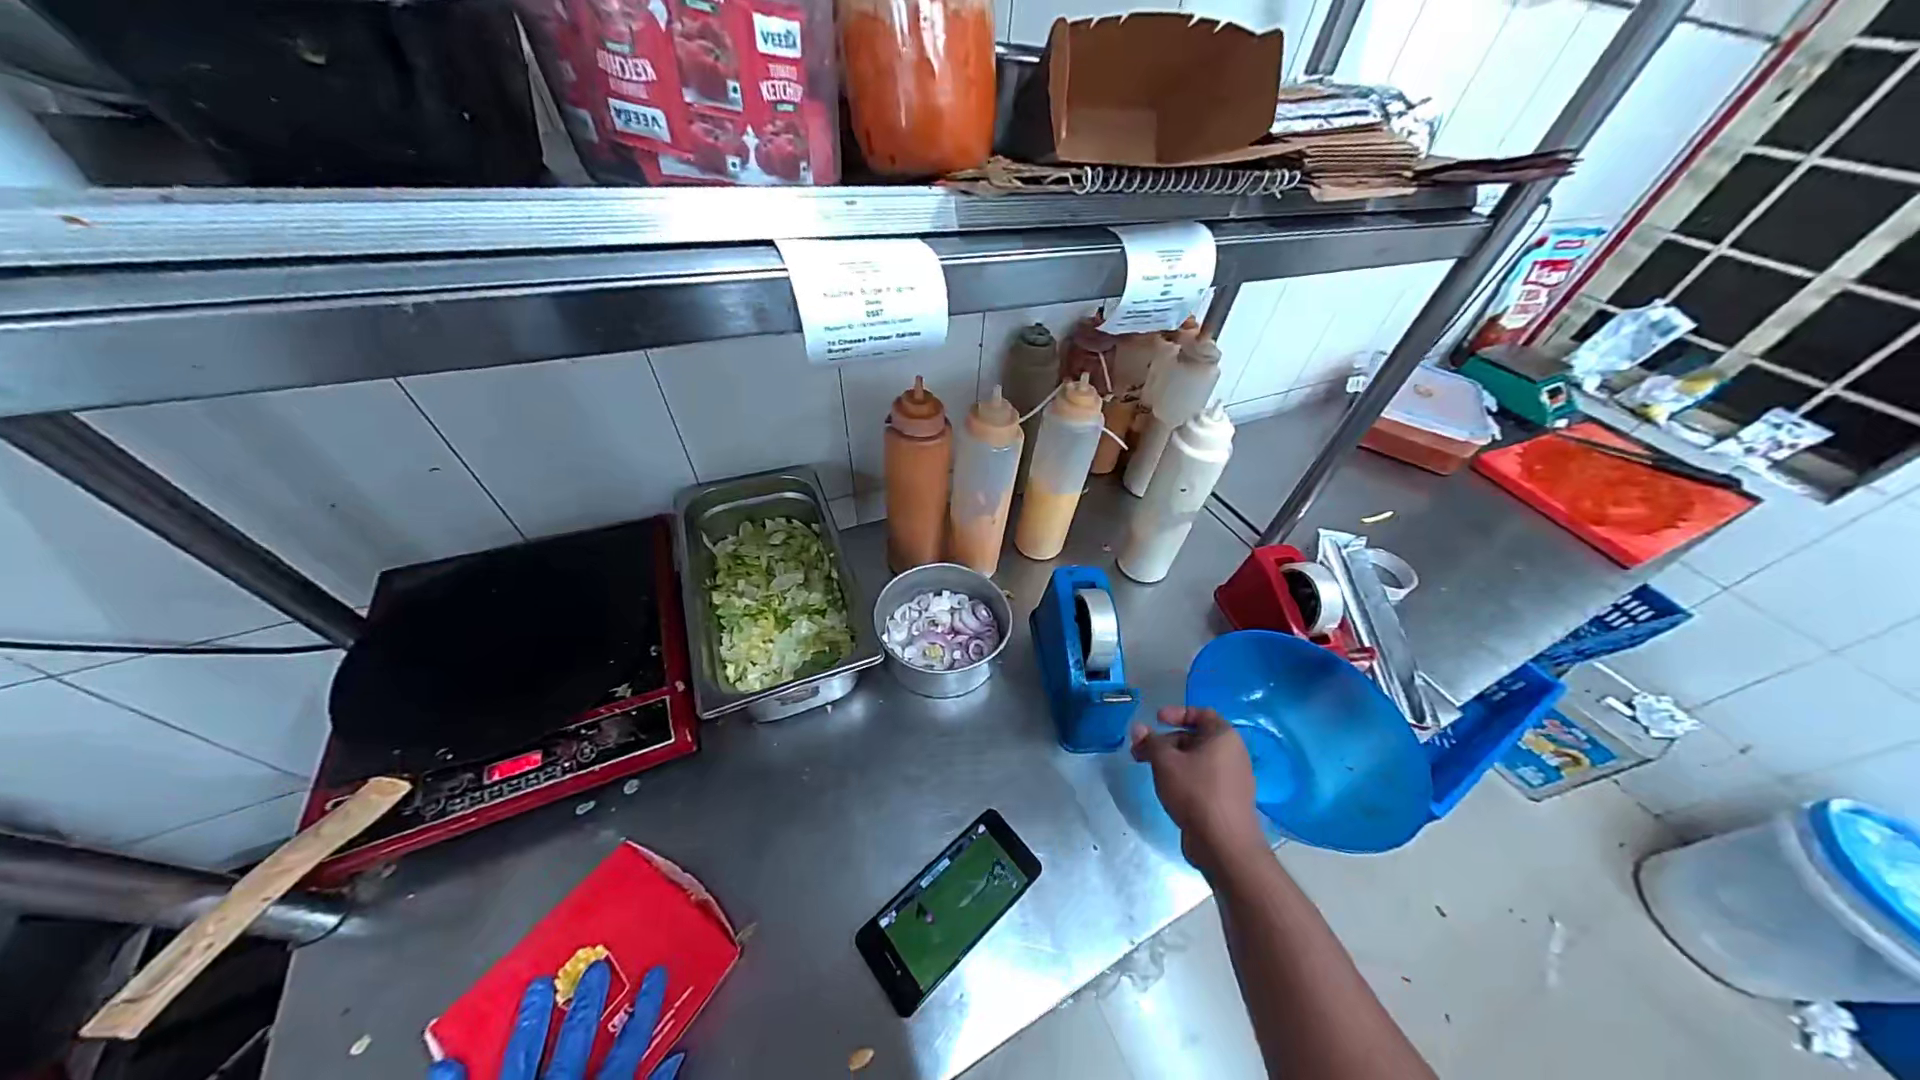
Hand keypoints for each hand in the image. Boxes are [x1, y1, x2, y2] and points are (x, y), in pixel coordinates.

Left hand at [428, 961, 683, 1079]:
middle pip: (577, 1039)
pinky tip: (446, 1065)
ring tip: (536, 987)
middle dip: (588, 1000)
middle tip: (596, 967)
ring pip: (525, 1056)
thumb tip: (675, 1063)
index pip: (628, 1048)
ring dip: (531, 1021)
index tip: (654, 976)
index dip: (644, 1009)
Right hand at [1130, 706, 1264, 874]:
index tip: (1156, 719)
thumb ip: (1150, 741)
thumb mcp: (1165, 762)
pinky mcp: (1227, 800)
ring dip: (1171, 761)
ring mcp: (1233, 779)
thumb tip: (1138, 728)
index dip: (1177, 713)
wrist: (1224, 844)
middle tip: (1140, 751)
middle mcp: (1233, 753)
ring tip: (1149, 771)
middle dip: (1165, 741)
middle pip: (1195, 738)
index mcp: (1224, 736)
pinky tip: (1168, 789)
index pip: (1201, 713)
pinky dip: (1183, 777)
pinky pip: (1203, 779)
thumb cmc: (1196, 792)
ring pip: (1197, 760)